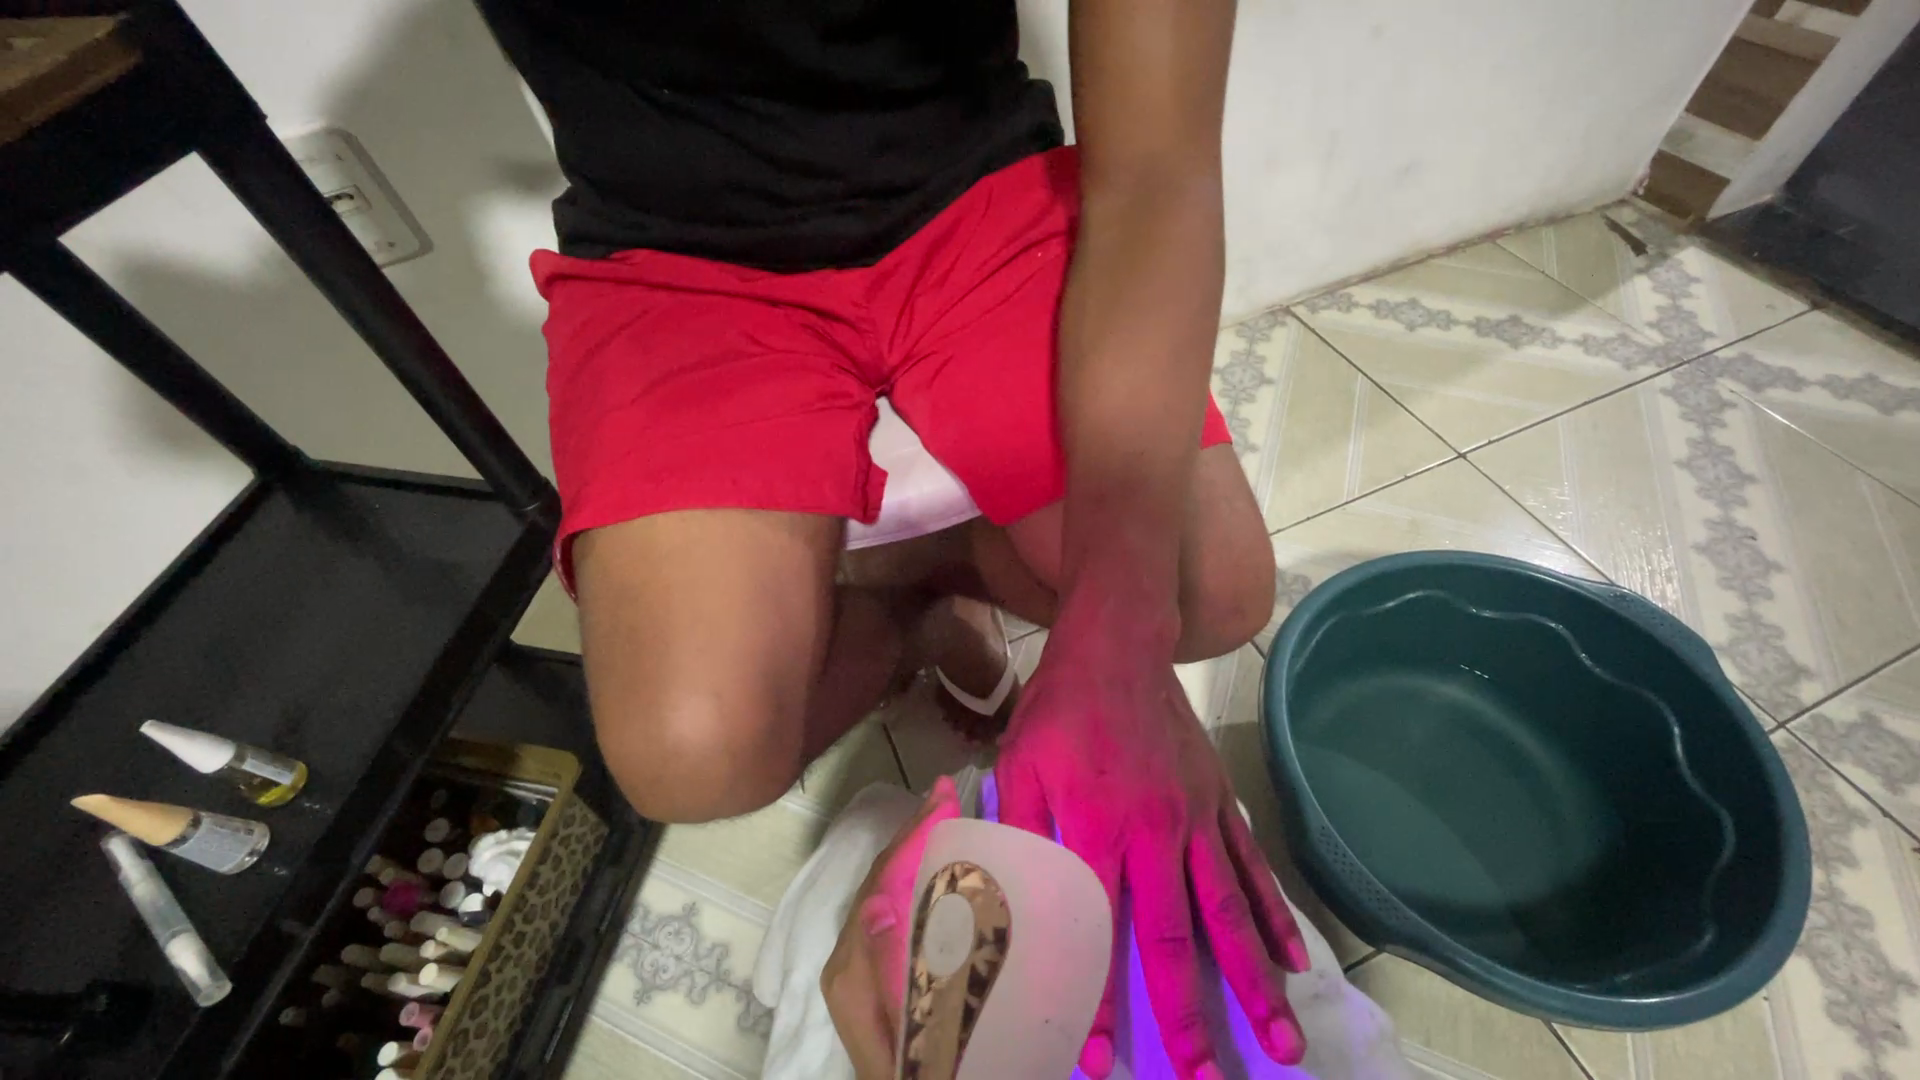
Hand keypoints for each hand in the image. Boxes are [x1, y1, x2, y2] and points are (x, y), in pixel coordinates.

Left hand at [821, 778, 961, 1078]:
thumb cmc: (914, 1075)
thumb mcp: (898, 1044)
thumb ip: (880, 979)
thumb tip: (877, 906)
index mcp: (851, 969)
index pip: (879, 885)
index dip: (909, 839)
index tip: (941, 801)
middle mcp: (853, 957)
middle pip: (882, 880)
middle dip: (912, 834)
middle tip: (945, 794)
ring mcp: (866, 963)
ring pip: (890, 890)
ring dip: (917, 849)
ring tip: (945, 814)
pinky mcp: (884, 971)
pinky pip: (901, 910)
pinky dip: (921, 877)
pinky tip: (943, 863)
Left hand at [996, 623, 1310, 1079]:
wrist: (1116, 645)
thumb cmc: (1058, 707)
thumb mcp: (1018, 764)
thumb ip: (1017, 833)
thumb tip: (1008, 898)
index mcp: (1097, 827)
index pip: (1097, 931)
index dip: (1096, 999)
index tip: (1098, 1059)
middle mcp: (1155, 832)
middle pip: (1177, 939)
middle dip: (1190, 1018)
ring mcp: (1197, 818)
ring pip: (1230, 914)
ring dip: (1255, 984)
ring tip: (1284, 1046)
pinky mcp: (1220, 799)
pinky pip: (1251, 867)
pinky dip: (1273, 917)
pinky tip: (1293, 959)